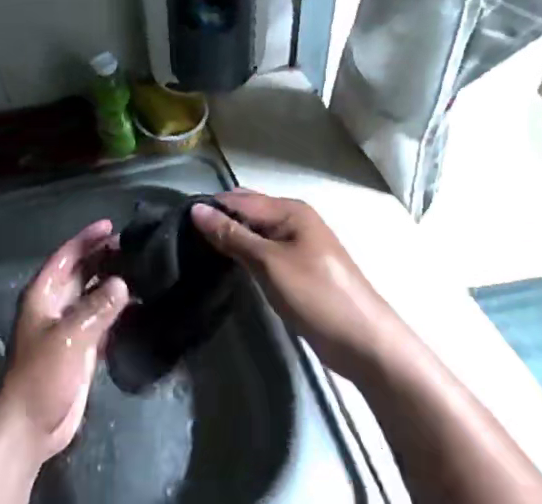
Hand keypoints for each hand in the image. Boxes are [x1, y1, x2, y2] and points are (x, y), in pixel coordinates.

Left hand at [0, 219, 128, 462]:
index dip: (86, 238)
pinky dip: (118, 311)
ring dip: (113, 284)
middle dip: (104, 258)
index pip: (66, 255)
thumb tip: (123, 282)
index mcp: (43, 294)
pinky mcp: (82, 347)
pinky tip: (139, 305)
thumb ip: (97, 308)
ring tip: (142, 270)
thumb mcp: (70, 337)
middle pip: (82, 272)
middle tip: (136, 247)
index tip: (111, 225)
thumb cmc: (42, 374)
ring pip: (93, 294)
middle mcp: (55, 304)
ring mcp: (68, 326)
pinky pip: (102, 319)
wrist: (31, 426)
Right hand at [190, 189, 404, 379]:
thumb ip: (233, 236)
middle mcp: (295, 219)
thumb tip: (197, 210)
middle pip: (248, 211)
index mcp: (290, 210)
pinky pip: (266, 250)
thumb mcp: (269, 264)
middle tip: (183, 238)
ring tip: (198, 251)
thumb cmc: (316, 295)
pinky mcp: (300, 268)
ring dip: (232, 237)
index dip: (210, 207)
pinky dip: (246, 253)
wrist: (365, 342)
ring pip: (256, 231)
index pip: (239, 199)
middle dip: (219, 219)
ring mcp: (300, 244)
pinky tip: (228, 266)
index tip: (176, 221)